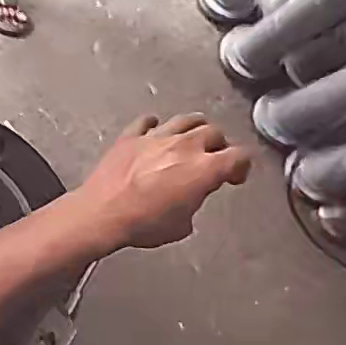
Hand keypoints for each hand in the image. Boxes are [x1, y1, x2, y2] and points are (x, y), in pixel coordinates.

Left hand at [69, 114, 251, 251]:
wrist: (103, 213)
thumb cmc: (142, 223)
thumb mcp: (182, 224)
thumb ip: (194, 202)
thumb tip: (190, 194)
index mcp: (204, 169)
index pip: (238, 156)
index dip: (242, 166)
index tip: (235, 175)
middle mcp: (183, 146)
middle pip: (213, 132)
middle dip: (219, 145)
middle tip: (215, 156)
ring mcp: (155, 137)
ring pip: (185, 119)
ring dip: (194, 127)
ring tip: (195, 135)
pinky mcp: (130, 137)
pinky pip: (146, 121)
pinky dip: (154, 124)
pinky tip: (154, 128)